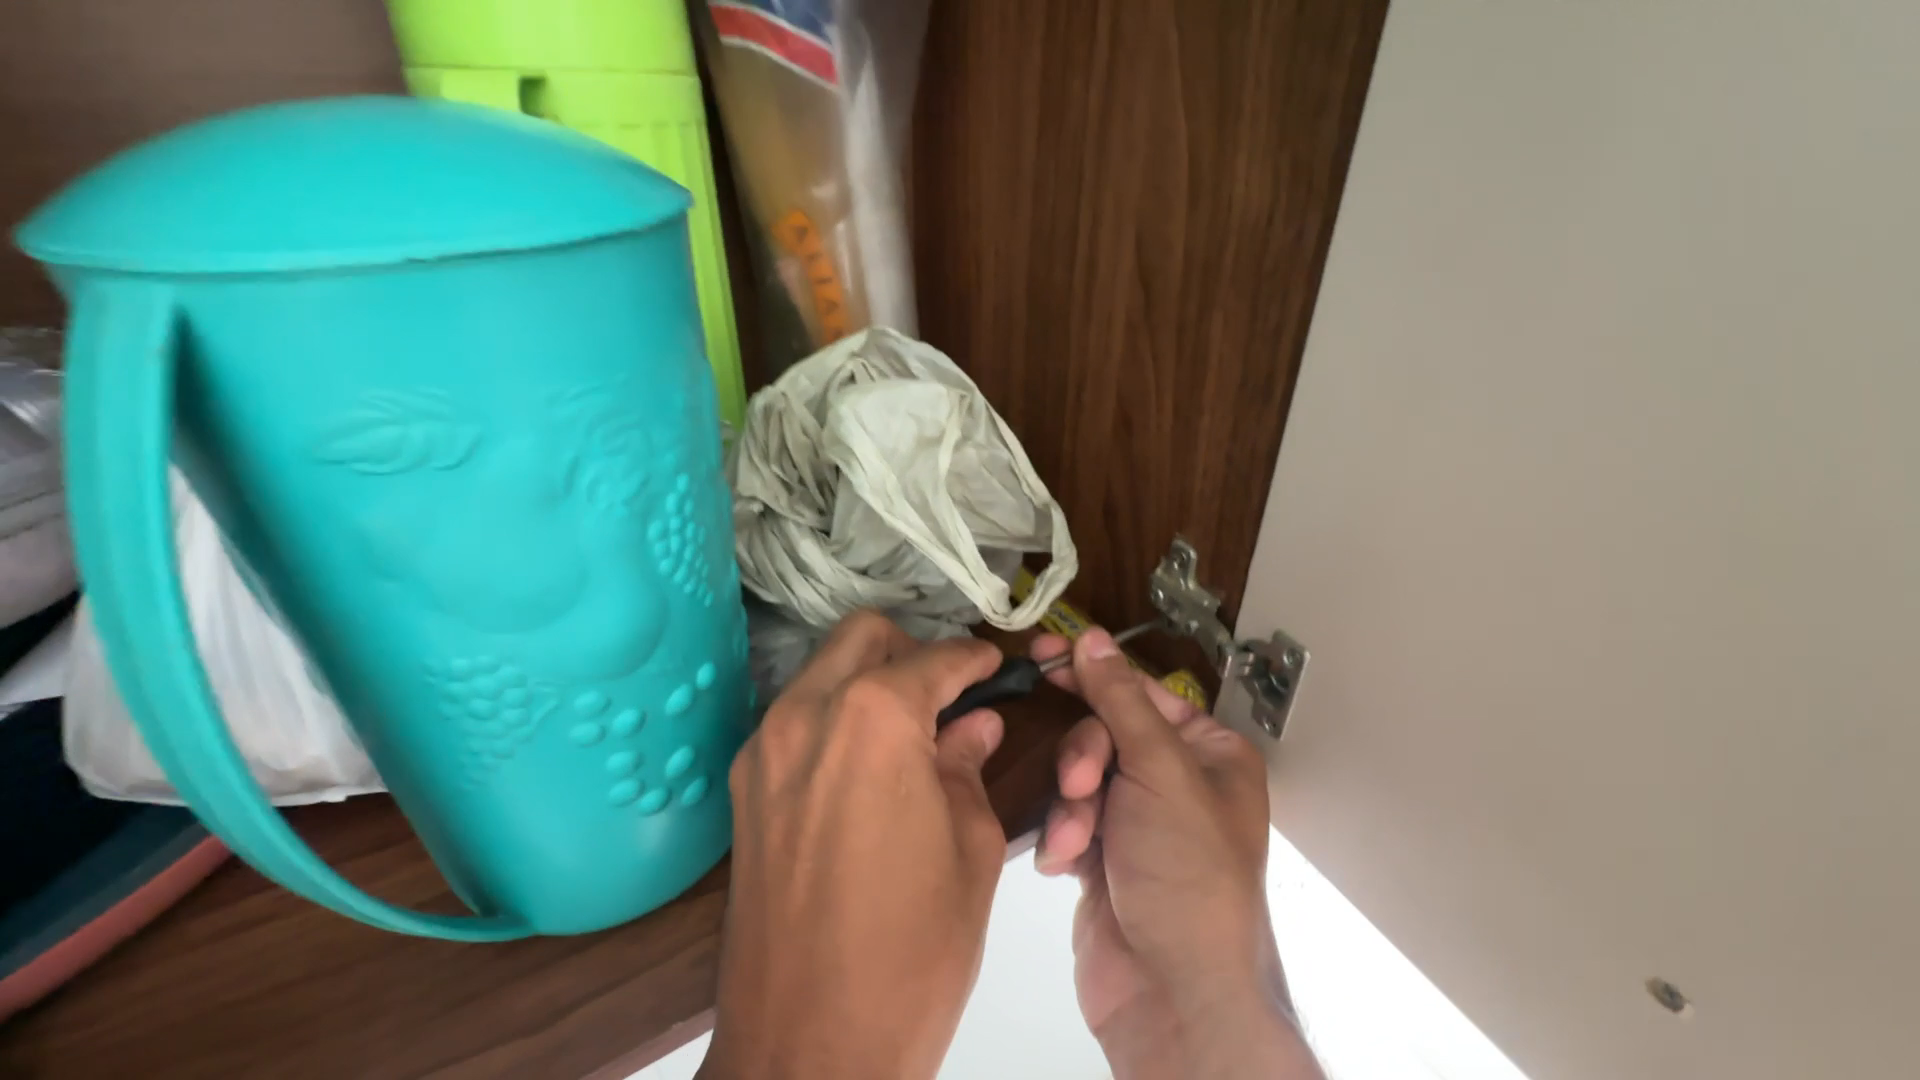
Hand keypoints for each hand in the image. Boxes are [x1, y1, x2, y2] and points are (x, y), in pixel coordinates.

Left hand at [700, 612, 1007, 1079]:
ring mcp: (763, 749)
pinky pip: (794, 718)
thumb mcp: (968, 850)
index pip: (932, 659)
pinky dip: (833, 715)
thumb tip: (974, 725)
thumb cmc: (913, 951)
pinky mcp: (742, 788)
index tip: (993, 665)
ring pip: (821, 671)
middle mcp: (806, 714)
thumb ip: (967, 766)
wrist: (808, 1046)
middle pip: (861, 637)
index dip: (972, 658)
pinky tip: (864, 762)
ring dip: (868, 679)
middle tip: (948, 692)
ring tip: (909, 728)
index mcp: (873, 720)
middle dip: (911, 649)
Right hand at [1032, 628, 1323, 1079]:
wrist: (1172, 993)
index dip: (1092, 674)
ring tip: (1075, 840)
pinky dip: (1063, 836)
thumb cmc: (1185, 870)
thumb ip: (1119, 700)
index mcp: (1208, 753)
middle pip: (1104, 733)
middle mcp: (1177, 781)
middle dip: (1084, 759)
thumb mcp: (1159, 770)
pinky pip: (1070, 818)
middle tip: (1080, 782)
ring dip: (1071, 805)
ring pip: (1080, 777)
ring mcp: (1139, 821)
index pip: (1140, 693)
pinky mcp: (1105, 856)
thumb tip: (1092, 636)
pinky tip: (1065, 863)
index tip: (1042, 655)